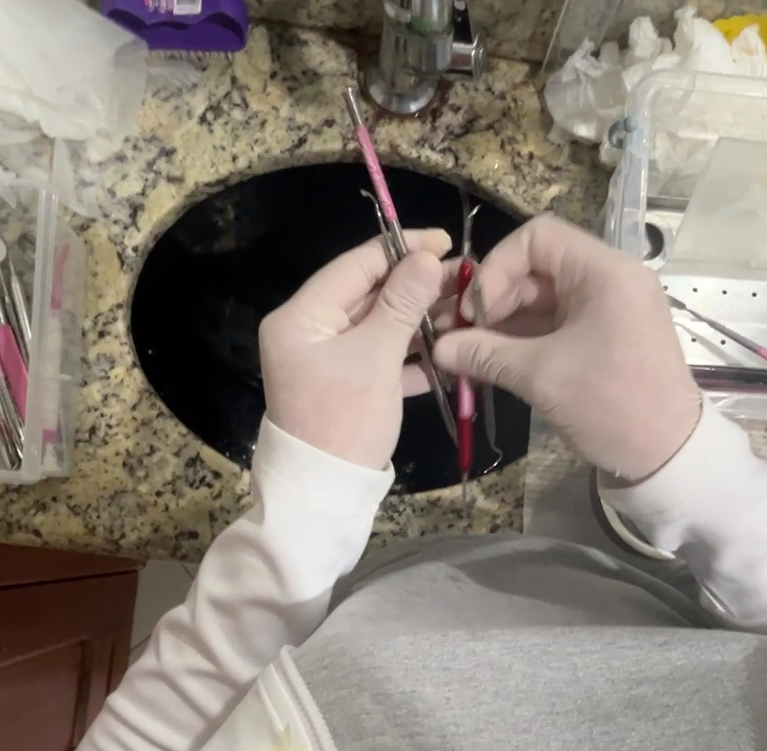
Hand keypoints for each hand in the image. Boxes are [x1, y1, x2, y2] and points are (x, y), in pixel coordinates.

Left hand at [258, 229, 452, 469]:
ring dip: (420, 320)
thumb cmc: (345, 421)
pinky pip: (381, 358)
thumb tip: (426, 258)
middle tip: (464, 278)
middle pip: (369, 295)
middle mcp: (309, 332)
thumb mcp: (375, 358)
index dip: (400, 248)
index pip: (354, 266)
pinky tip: (448, 348)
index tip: (444, 241)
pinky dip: (410, 354)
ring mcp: (328, 361)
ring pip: (379, 327)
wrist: (327, 493)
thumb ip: (402, 304)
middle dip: (416, 287)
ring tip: (464, 310)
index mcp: (301, 317)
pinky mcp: (347, 386)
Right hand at [432, 216, 700, 480]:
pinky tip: (490, 362)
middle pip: (535, 270)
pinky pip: (554, 327)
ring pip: (541, 301)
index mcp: (603, 272)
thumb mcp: (542, 377)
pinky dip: (522, 342)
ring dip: (502, 325)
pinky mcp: (602, 339)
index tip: (474, 311)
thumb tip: (439, 348)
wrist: (667, 454)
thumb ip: (486, 355)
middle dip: (493, 301)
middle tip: (459, 337)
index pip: (537, 238)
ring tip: (465, 353)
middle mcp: (607, 280)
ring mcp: (606, 310)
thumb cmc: (611, 405)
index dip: (496, 268)